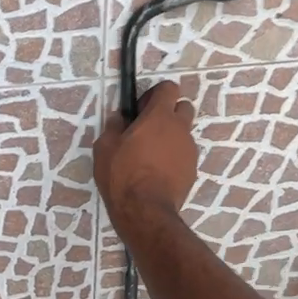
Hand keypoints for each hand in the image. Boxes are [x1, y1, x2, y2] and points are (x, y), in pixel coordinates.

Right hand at [94, 81, 197, 233]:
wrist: (145, 210)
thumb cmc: (122, 175)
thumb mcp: (105, 149)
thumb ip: (114, 127)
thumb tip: (120, 118)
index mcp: (159, 117)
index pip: (168, 88)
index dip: (155, 95)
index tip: (141, 110)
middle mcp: (180, 128)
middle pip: (183, 107)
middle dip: (168, 113)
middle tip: (148, 130)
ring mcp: (189, 149)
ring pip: (183, 134)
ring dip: (169, 138)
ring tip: (149, 158)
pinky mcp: (192, 169)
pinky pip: (183, 155)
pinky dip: (172, 158)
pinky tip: (156, 174)